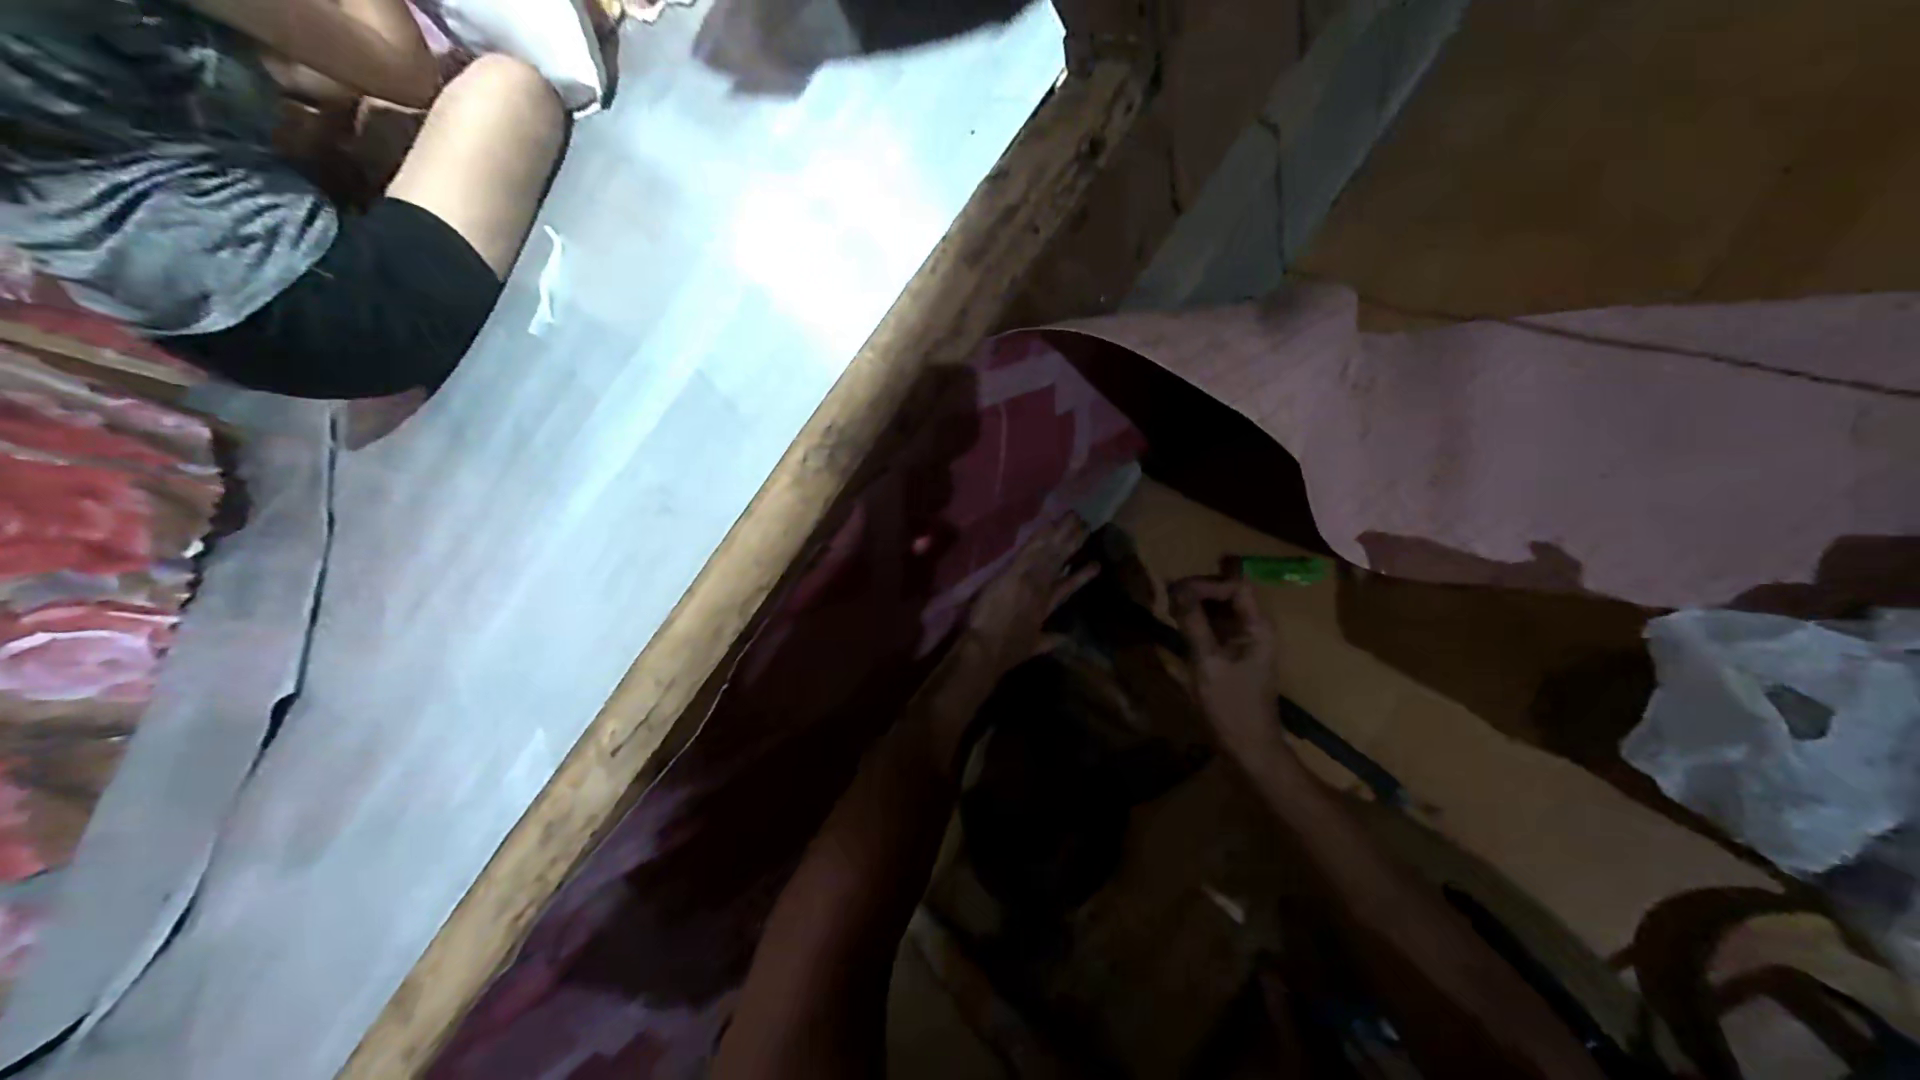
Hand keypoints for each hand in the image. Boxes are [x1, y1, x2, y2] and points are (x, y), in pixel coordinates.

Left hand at [962, 514, 1098, 678]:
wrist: (988, 646)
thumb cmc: (1008, 650)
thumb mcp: (1034, 646)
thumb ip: (1051, 640)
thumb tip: (1068, 639)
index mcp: (1046, 606)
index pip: (1066, 587)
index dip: (1080, 576)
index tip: (1095, 565)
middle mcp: (1041, 588)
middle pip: (1059, 561)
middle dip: (1072, 543)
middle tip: (1086, 526)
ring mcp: (1028, 578)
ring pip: (1048, 552)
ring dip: (1061, 533)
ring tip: (1074, 517)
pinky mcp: (1015, 572)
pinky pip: (1030, 550)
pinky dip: (1041, 536)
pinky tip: (1051, 524)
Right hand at [1169, 575, 1281, 760]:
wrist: (1248, 746)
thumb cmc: (1230, 706)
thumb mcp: (1207, 662)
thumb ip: (1193, 623)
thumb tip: (1177, 589)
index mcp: (1257, 627)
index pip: (1236, 586)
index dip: (1207, 584)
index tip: (1178, 593)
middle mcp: (1256, 628)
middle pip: (1228, 593)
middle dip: (1199, 591)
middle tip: (1169, 600)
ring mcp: (1246, 641)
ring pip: (1220, 609)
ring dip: (1196, 605)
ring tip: (1170, 610)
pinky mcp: (1235, 653)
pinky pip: (1216, 626)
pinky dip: (1198, 621)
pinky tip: (1179, 625)